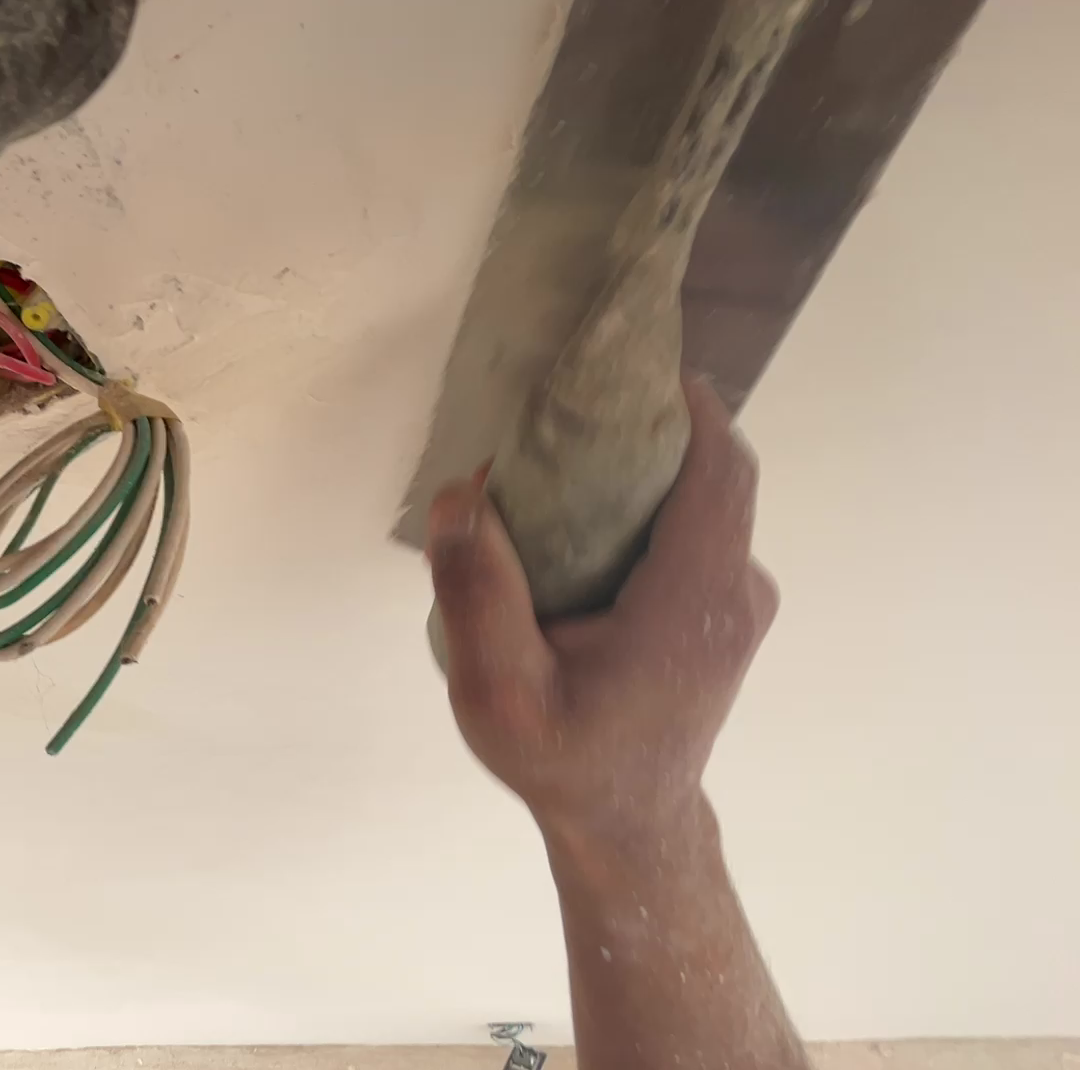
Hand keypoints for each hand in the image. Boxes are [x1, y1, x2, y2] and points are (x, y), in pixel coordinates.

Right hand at [426, 379, 777, 839]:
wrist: (622, 824)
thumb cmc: (562, 758)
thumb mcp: (498, 691)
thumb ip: (478, 595)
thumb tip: (460, 494)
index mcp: (692, 599)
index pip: (715, 471)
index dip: (680, 406)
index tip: (622, 366)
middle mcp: (729, 590)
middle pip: (703, 477)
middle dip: (638, 429)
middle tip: (556, 410)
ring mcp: (726, 603)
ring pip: (690, 504)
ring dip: (630, 469)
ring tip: (549, 459)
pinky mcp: (708, 614)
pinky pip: (679, 533)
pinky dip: (631, 506)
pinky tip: (568, 520)